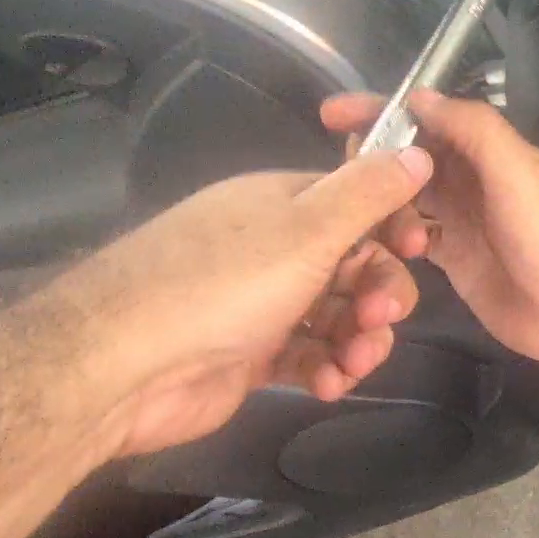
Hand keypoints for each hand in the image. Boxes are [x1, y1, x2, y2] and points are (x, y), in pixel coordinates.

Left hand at [44, 151, 433, 456]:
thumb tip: (420, 151)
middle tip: (381, 319)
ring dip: (359, 340)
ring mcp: (263, 302)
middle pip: (357, 265)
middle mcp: (275, 247)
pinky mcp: (252, 353)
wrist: (118, 370)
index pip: (361, 205)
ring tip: (354, 363)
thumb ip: (370, 193)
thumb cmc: (223, 284)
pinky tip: (329, 385)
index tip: (420, 248)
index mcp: (284, 205)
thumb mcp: (309, 229)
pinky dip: (327, 368)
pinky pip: (310, 354)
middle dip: (380, 293)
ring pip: (338, 315)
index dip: (396, 227)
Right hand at [320, 91, 538, 374]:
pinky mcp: (460, 260)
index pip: (436, 119)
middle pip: (417, 158)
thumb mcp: (519, 173)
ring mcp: (469, 222)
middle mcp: (481, 182)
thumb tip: (422, 96)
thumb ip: (475, 131)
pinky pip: (418, 238)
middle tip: (340, 172)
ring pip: (412, 198)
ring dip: (384, 201)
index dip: (389, 112)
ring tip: (359, 214)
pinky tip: (379, 244)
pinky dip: (397, 237)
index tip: (336, 112)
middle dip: (377, 158)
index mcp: (499, 153)